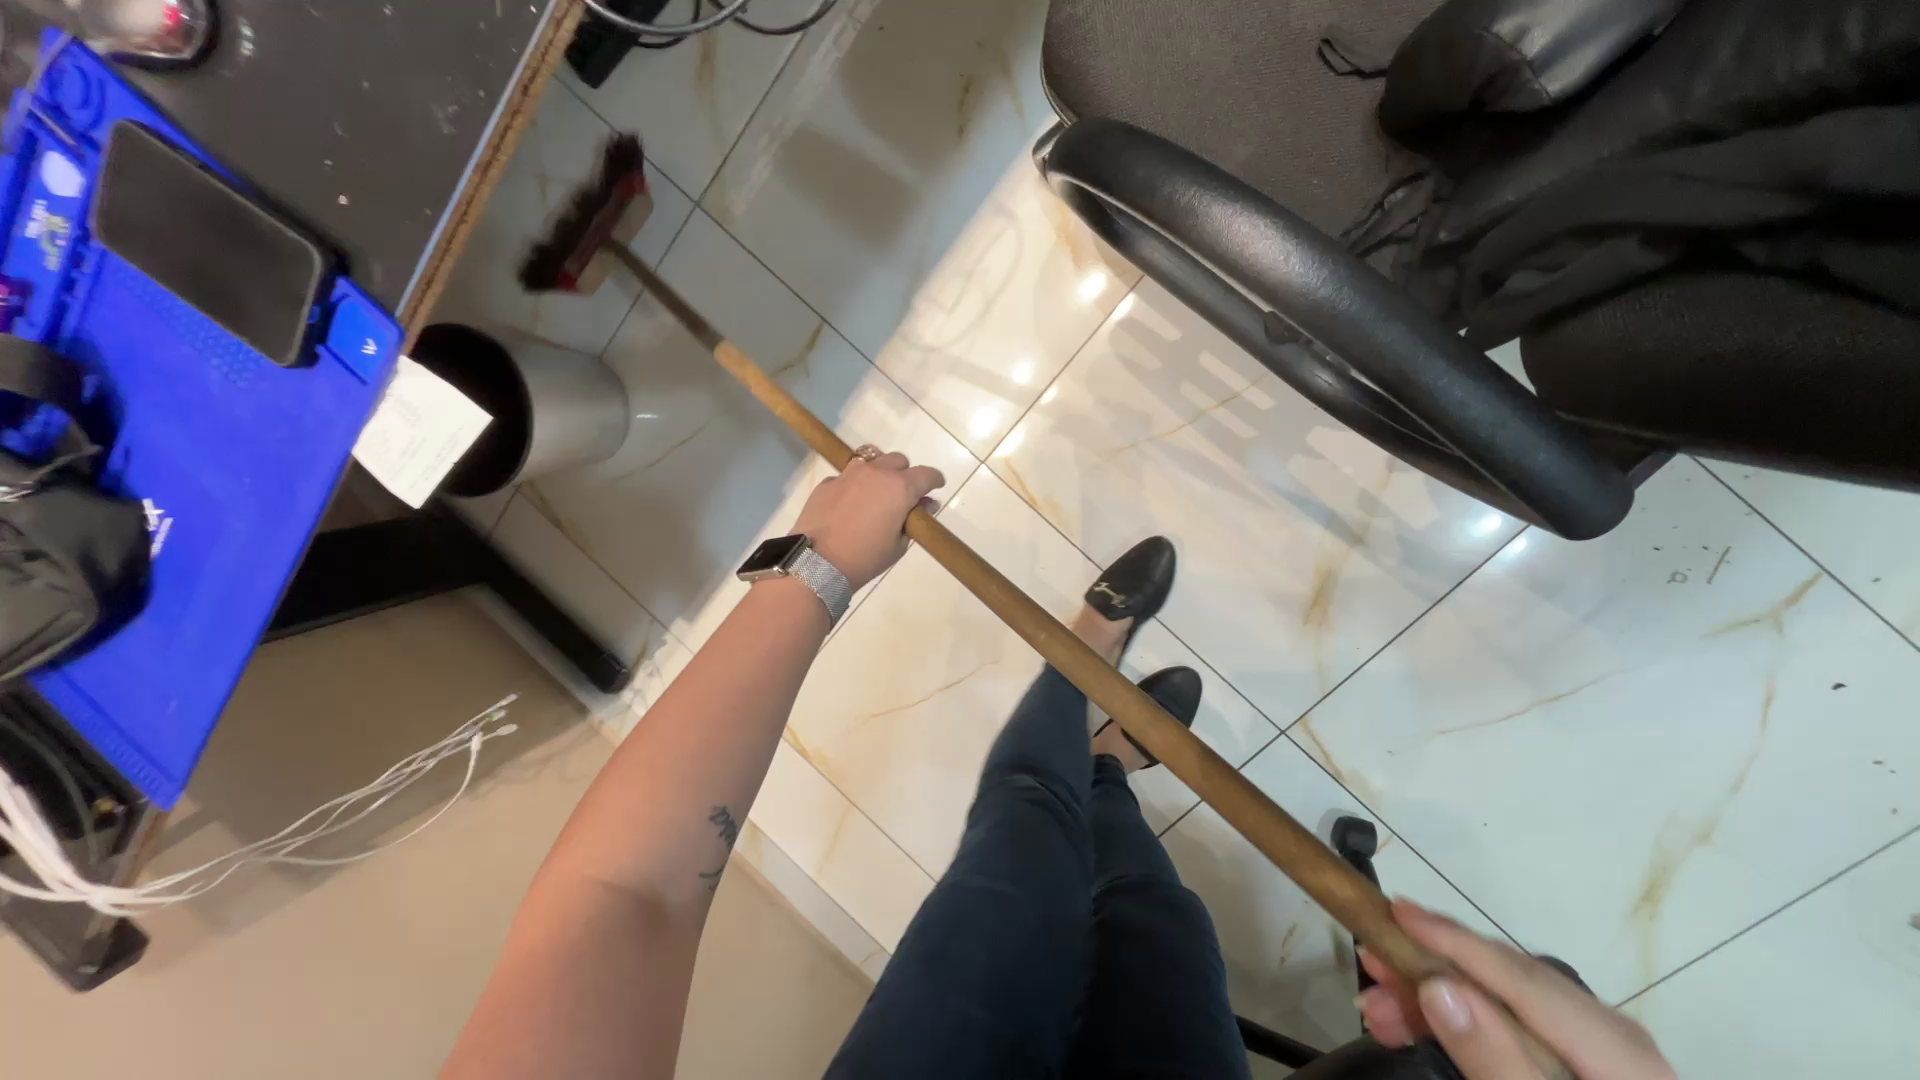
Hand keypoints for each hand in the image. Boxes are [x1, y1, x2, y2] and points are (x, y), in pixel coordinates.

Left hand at [789, 448, 945, 589]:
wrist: (817, 562)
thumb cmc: (865, 558)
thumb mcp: (898, 545)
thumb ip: (913, 520)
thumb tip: (924, 505)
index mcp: (900, 487)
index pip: (926, 474)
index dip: (934, 480)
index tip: (936, 487)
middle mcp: (876, 473)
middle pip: (898, 461)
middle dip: (906, 474)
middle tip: (903, 496)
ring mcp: (848, 475)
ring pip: (872, 461)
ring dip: (880, 473)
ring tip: (876, 494)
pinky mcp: (827, 483)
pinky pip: (847, 476)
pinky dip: (854, 485)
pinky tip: (850, 505)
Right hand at [1356, 900, 1676, 1079]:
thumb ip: (1496, 1062)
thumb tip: (1436, 986)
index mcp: (1625, 1061)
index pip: (1529, 982)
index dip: (1459, 942)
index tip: (1397, 909)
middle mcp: (1620, 1046)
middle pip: (1513, 986)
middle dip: (1433, 970)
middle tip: (1370, 962)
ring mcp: (1604, 1060)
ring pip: (1506, 1005)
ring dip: (1437, 998)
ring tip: (1378, 1005)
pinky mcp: (1581, 1072)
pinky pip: (1514, 1030)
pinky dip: (1461, 1022)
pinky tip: (1416, 1027)